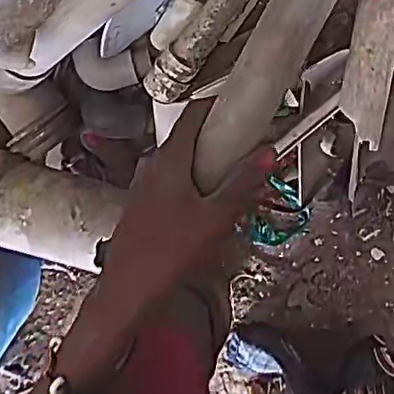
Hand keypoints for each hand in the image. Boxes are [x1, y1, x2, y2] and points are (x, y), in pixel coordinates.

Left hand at [57, 101, 267, 386]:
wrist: (126, 291)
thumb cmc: (166, 254)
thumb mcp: (215, 218)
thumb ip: (242, 184)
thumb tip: (266, 154)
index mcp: (169, 159)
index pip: (193, 113)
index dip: (216, 102)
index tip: (237, 101)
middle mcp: (152, 164)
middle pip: (187, 136)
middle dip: (216, 138)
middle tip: (242, 144)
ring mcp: (143, 183)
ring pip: (179, 160)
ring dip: (204, 163)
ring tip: (229, 177)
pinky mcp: (141, 202)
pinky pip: (170, 180)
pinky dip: (190, 181)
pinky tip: (205, 205)